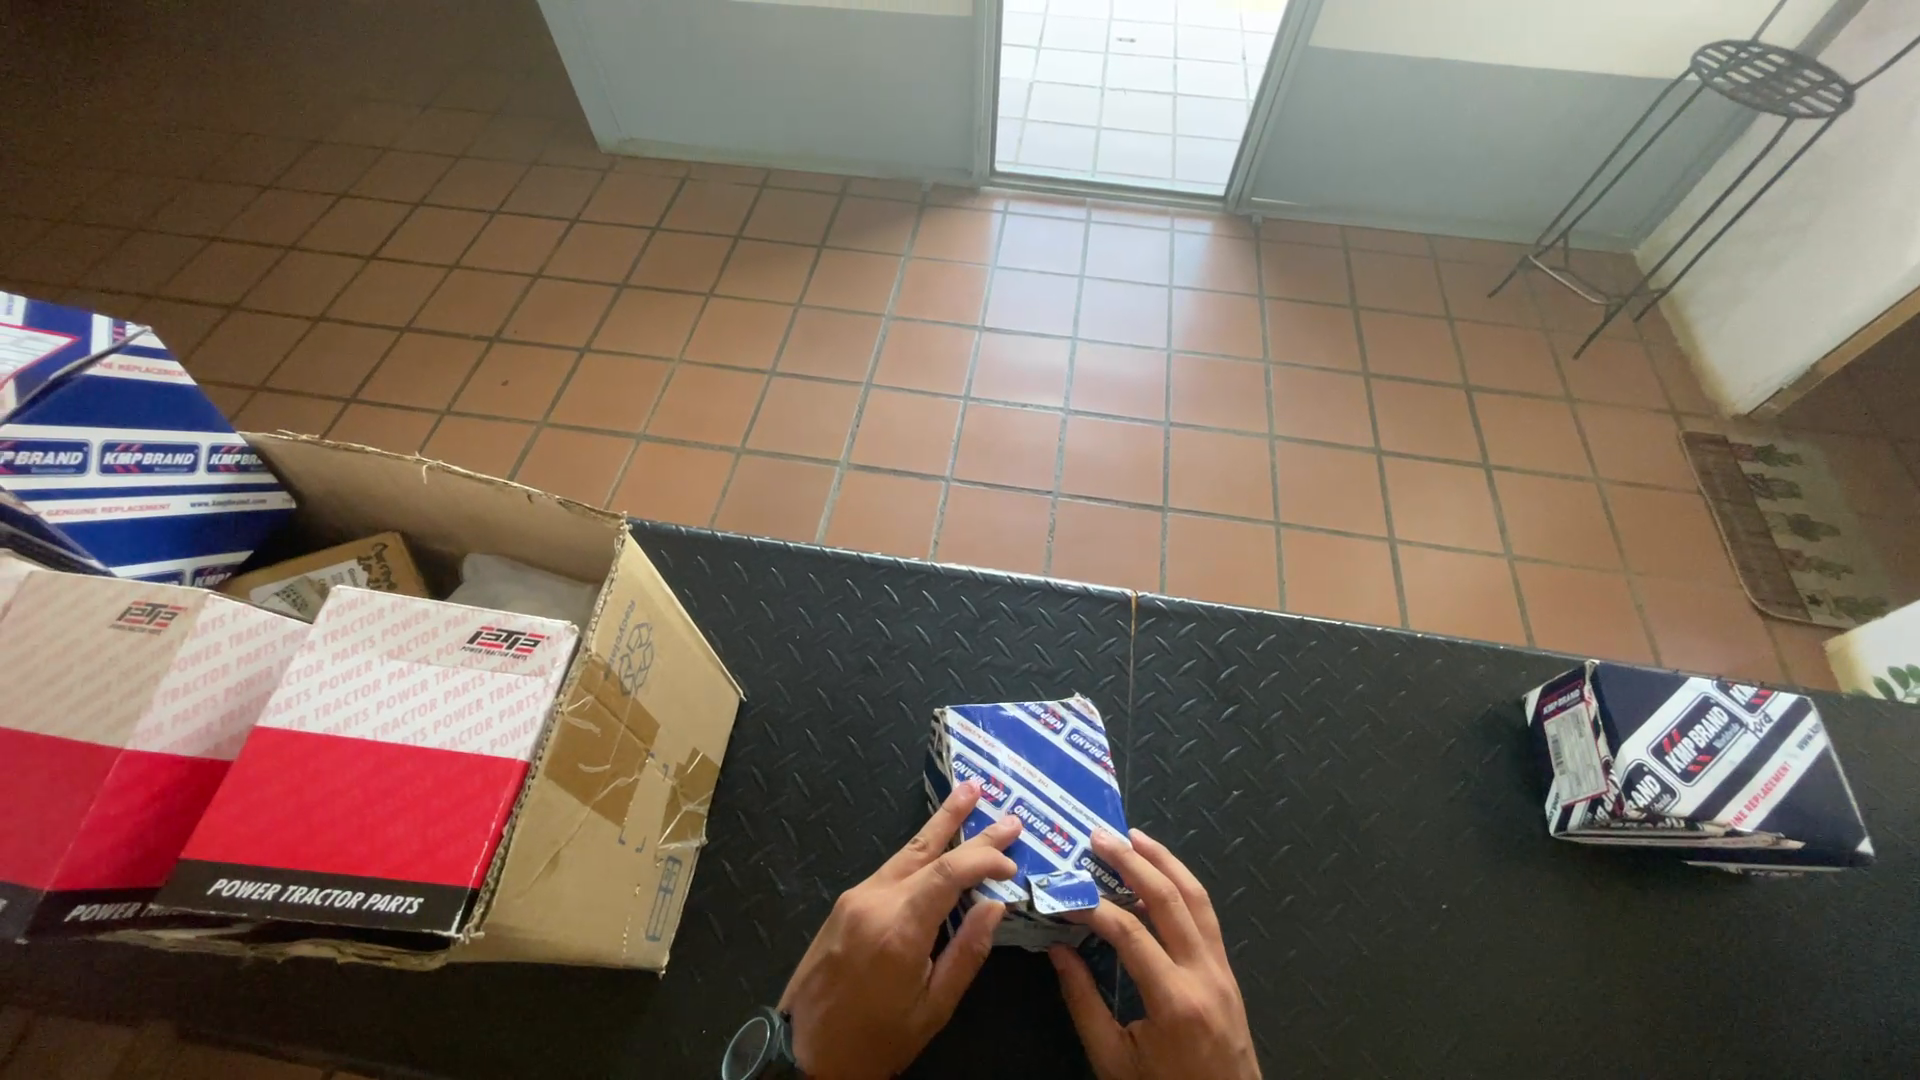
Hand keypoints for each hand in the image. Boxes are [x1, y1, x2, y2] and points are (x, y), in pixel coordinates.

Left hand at [778, 779, 1022, 1079]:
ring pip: (906, 851)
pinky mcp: (846, 903)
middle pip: (927, 847)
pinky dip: (919, 853)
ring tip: (967, 795)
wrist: (802, 1055)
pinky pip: (890, 869)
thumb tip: (995, 905)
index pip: (949, 872)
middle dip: (965, 822)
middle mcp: (875, 900)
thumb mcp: (932, 1009)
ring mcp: (856, 897)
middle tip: (996, 801)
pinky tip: (936, 845)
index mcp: (899, 929)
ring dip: (940, 824)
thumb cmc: (875, 1040)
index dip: (983, 858)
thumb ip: (967, 953)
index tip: (1011, 860)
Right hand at [1049, 829, 1259, 1079]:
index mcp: (1174, 1000)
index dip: (1092, 907)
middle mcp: (1204, 975)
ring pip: (1196, 898)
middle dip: (1132, 862)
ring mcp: (1222, 970)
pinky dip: (1183, 885)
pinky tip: (1163, 871)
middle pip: (1169, 900)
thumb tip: (1058, 949)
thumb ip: (1083, 1002)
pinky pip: (1206, 916)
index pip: (1129, 932)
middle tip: (1101, 837)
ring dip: (1164, 861)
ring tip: (1134, 837)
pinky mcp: (1228, 972)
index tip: (1063, 894)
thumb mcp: (1114, 1060)